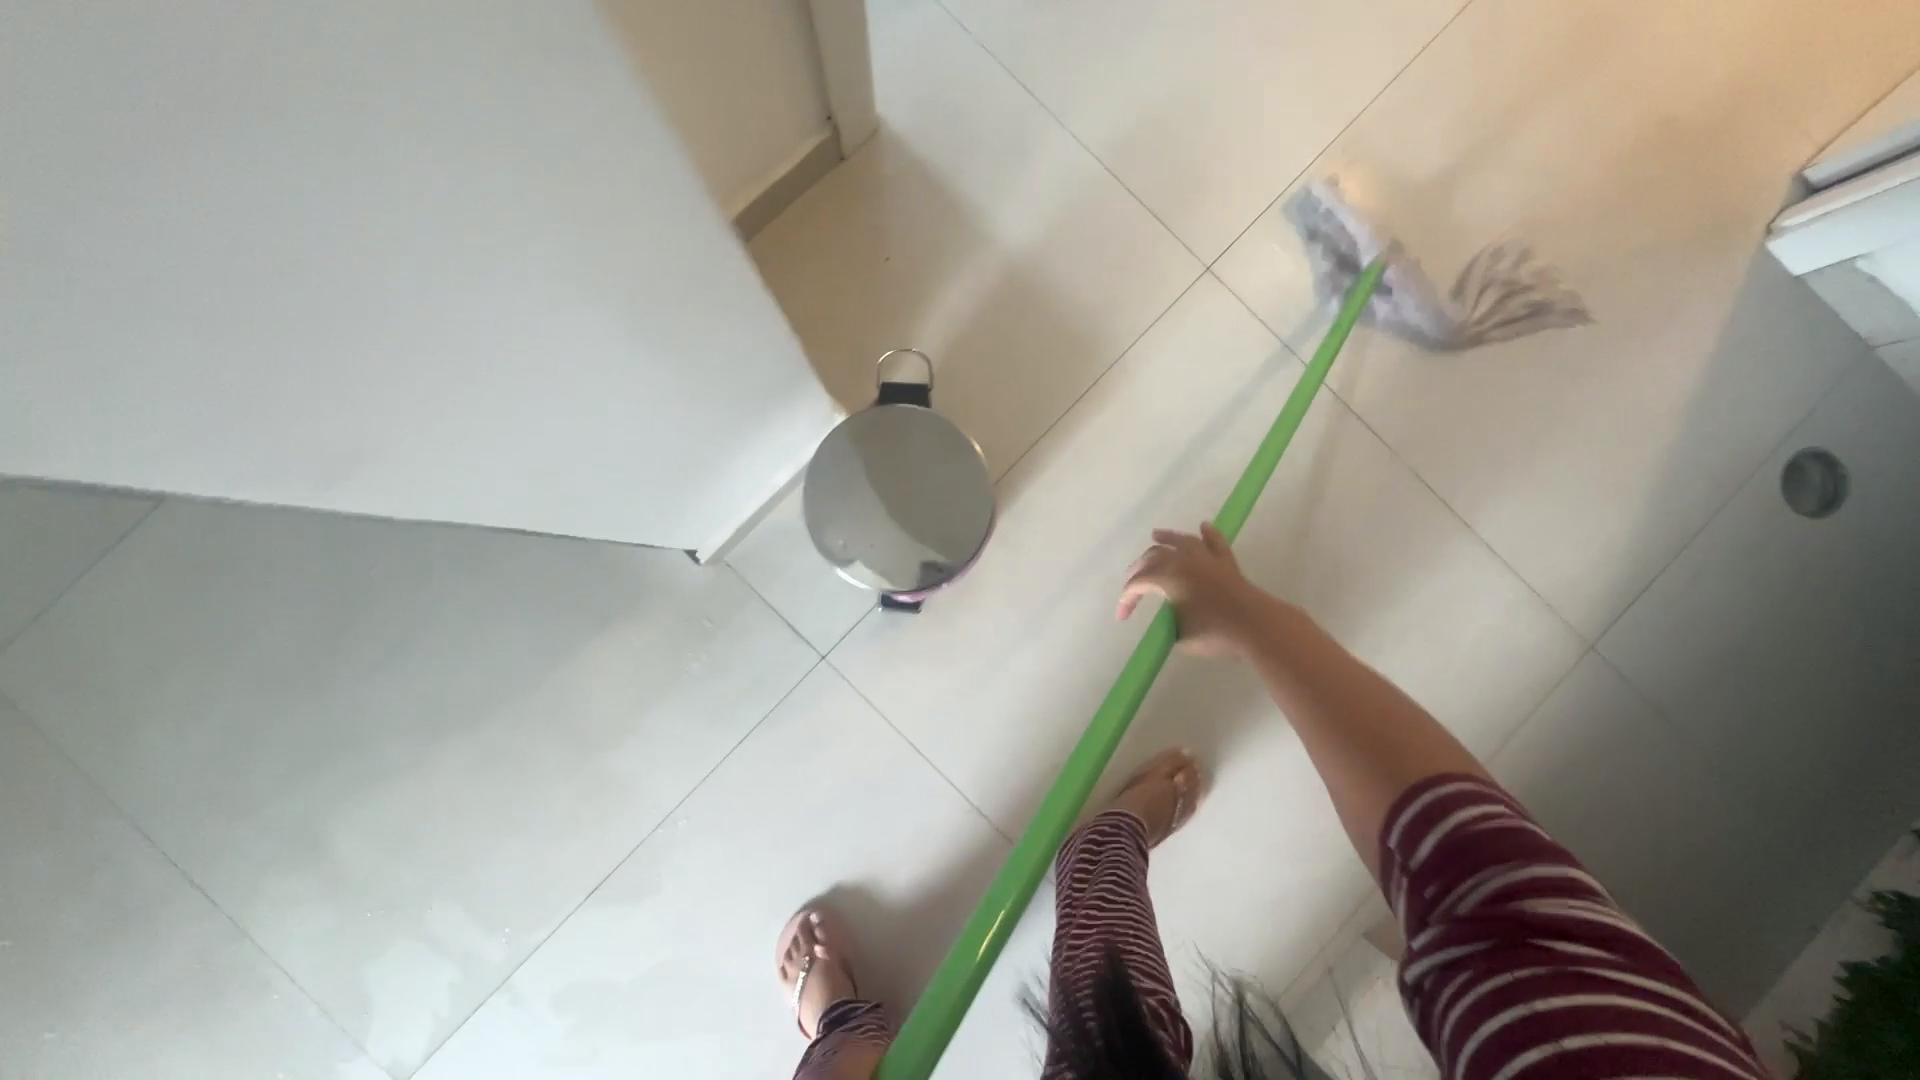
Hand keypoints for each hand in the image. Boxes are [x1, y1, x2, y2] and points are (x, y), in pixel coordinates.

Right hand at [1117, 523, 1272, 656]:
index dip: (1126, 599)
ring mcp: (1207, 559)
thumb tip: (1166, 623)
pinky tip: (1203, 527)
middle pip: (1154, 557)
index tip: (1122, 616)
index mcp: (1168, 577)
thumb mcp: (1179, 637)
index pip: (1138, 584)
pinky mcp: (1227, 563)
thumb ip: (1166, 626)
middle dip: (1138, 569)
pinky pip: (1215, 542)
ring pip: (1182, 541)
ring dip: (1166, 538)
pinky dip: (1207, 534)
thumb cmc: (1215, 634)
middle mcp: (1184, 562)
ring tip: (1155, 535)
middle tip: (1130, 582)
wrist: (1257, 627)